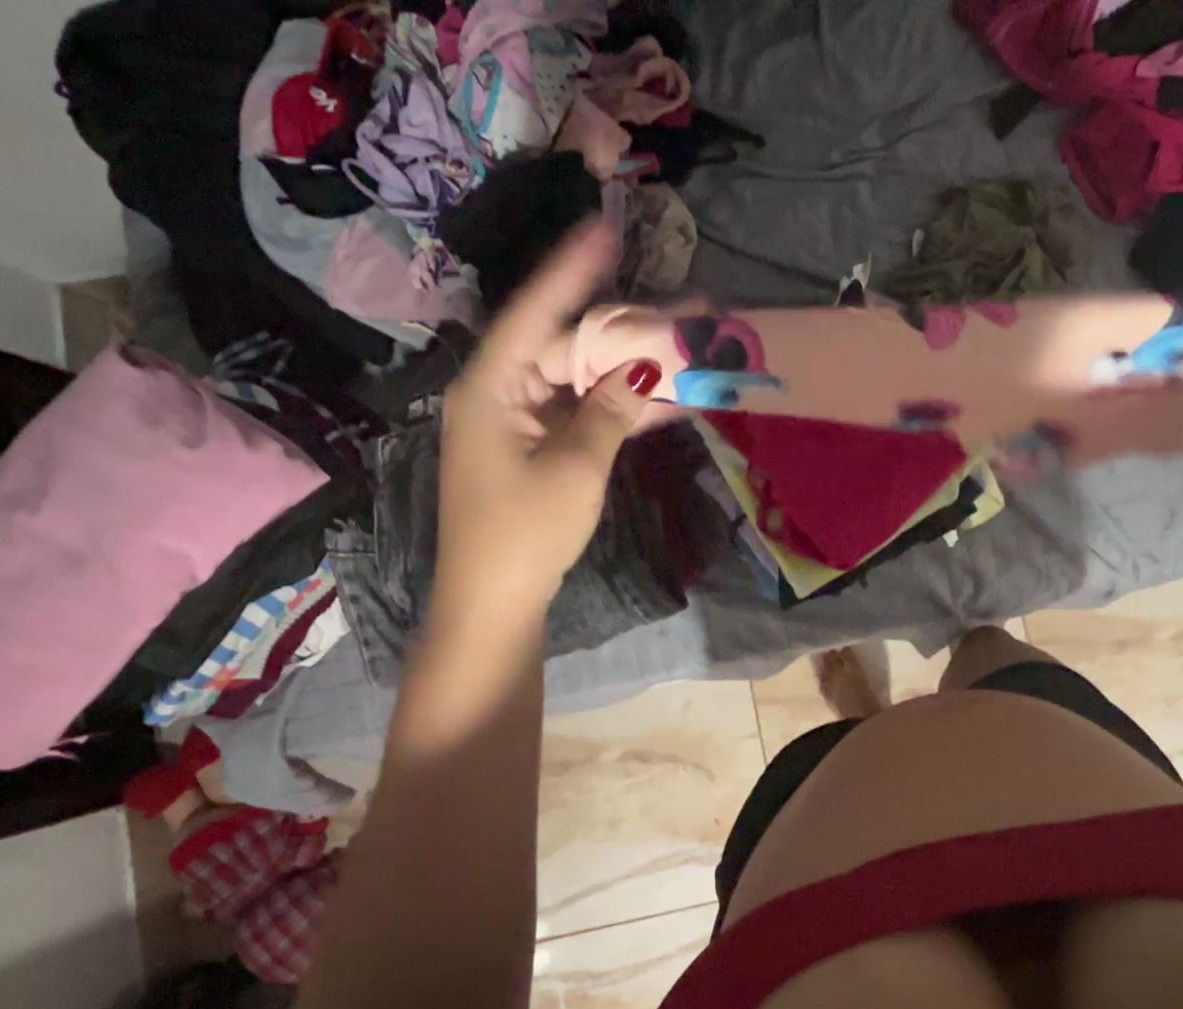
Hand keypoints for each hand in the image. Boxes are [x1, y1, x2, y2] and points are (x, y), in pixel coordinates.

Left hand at [428, 225, 659, 644]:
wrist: (495, 603)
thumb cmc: (524, 533)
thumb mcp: (575, 467)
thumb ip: (610, 410)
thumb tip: (644, 369)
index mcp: (491, 387)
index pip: (534, 313)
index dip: (571, 272)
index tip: (605, 230)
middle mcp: (502, 393)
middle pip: (569, 347)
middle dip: (628, 332)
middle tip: (687, 311)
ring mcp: (522, 422)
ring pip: (583, 380)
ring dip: (633, 371)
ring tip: (691, 347)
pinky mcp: (540, 449)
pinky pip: (585, 413)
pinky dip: (622, 408)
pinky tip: (671, 397)